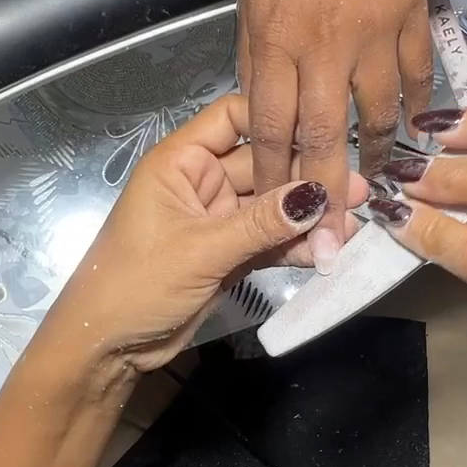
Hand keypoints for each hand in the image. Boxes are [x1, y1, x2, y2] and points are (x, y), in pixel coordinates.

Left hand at [39, 95, 367, 376]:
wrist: (108, 348)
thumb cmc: (136, 284)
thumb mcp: (199, 250)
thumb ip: (260, 223)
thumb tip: (319, 195)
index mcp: (181, 161)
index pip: (233, 117)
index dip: (276, 120)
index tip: (323, 131)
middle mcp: (202, 181)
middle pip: (264, 164)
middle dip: (307, 179)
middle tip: (358, 189)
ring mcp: (218, 218)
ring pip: (272, 206)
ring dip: (308, 216)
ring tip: (354, 221)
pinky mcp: (229, 253)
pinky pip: (269, 240)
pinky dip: (295, 245)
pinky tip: (329, 250)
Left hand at [238, 0, 433, 269]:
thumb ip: (259, 58)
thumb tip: (266, 113)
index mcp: (273, 37)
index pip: (272, 129)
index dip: (275, 179)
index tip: (279, 215)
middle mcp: (323, 42)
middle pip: (324, 135)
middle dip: (328, 192)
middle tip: (335, 236)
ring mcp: (374, 27)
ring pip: (378, 113)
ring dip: (378, 155)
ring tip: (380, 188)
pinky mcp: (412, 9)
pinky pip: (418, 74)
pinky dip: (418, 107)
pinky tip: (418, 133)